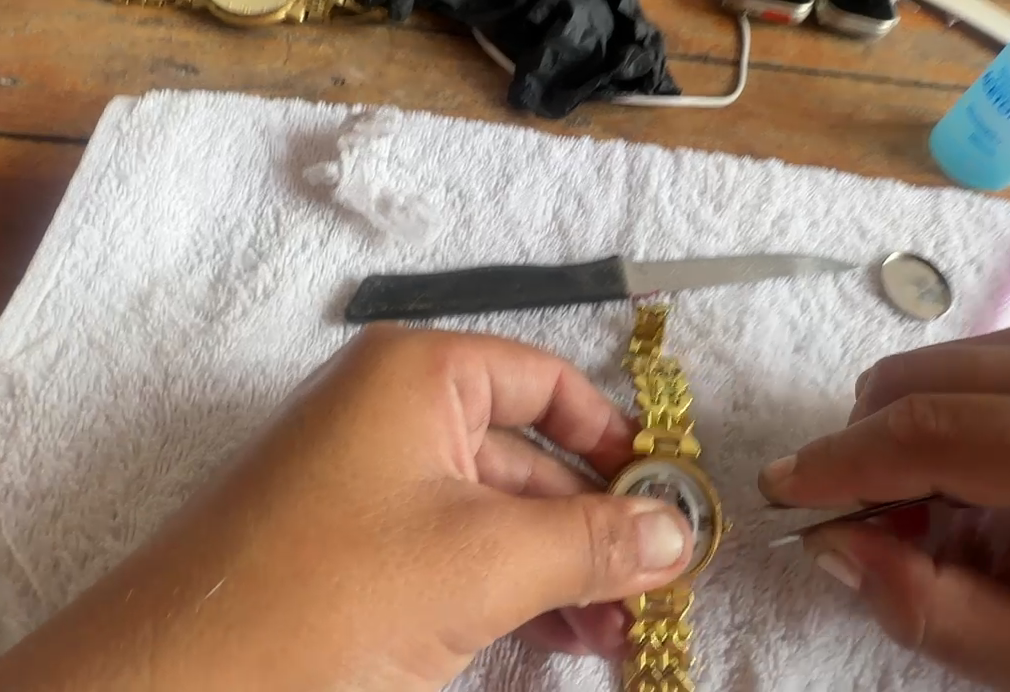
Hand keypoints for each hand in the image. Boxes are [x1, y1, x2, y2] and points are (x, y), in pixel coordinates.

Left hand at [0, 325, 690, 691]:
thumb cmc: (330, 593)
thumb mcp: (480, 563)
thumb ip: (588, 542)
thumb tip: (679, 533)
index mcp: (420, 372)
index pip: (544, 381)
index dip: (611, 435)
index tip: (663, 495)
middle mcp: (396, 406)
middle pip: (524, 450)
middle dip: (590, 522)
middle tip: (655, 585)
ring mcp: (372, 475)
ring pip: (493, 507)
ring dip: (557, 565)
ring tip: (620, 629)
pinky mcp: (355, 539)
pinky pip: (454, 544)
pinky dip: (508, 585)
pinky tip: (558, 636)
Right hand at [758, 324, 1009, 691]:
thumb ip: (935, 613)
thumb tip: (829, 543)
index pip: (933, 433)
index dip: (841, 461)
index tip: (776, 493)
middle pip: (917, 386)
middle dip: (865, 453)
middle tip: (869, 530)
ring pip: (923, 369)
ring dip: (893, 436)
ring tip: (924, 514)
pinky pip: (949, 367)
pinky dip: (924, 419)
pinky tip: (956, 478)